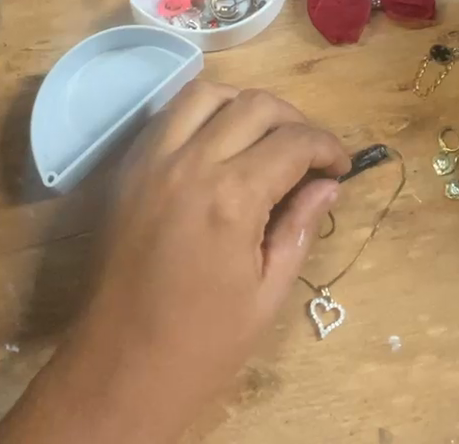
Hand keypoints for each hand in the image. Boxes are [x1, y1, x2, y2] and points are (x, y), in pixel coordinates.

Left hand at [0, 82, 348, 443]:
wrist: (119, 366)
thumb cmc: (202, 343)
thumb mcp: (267, 293)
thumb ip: (300, 226)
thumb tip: (328, 183)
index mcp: (232, 198)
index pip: (294, 142)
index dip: (327, 147)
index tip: (339, 166)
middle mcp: (190, 162)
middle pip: (254, 105)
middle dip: (294, 120)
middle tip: (309, 152)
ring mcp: (152, 158)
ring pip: (206, 93)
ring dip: (243, 104)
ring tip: (264, 135)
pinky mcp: (128, 165)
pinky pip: (168, 113)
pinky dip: (201, 112)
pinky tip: (218, 139)